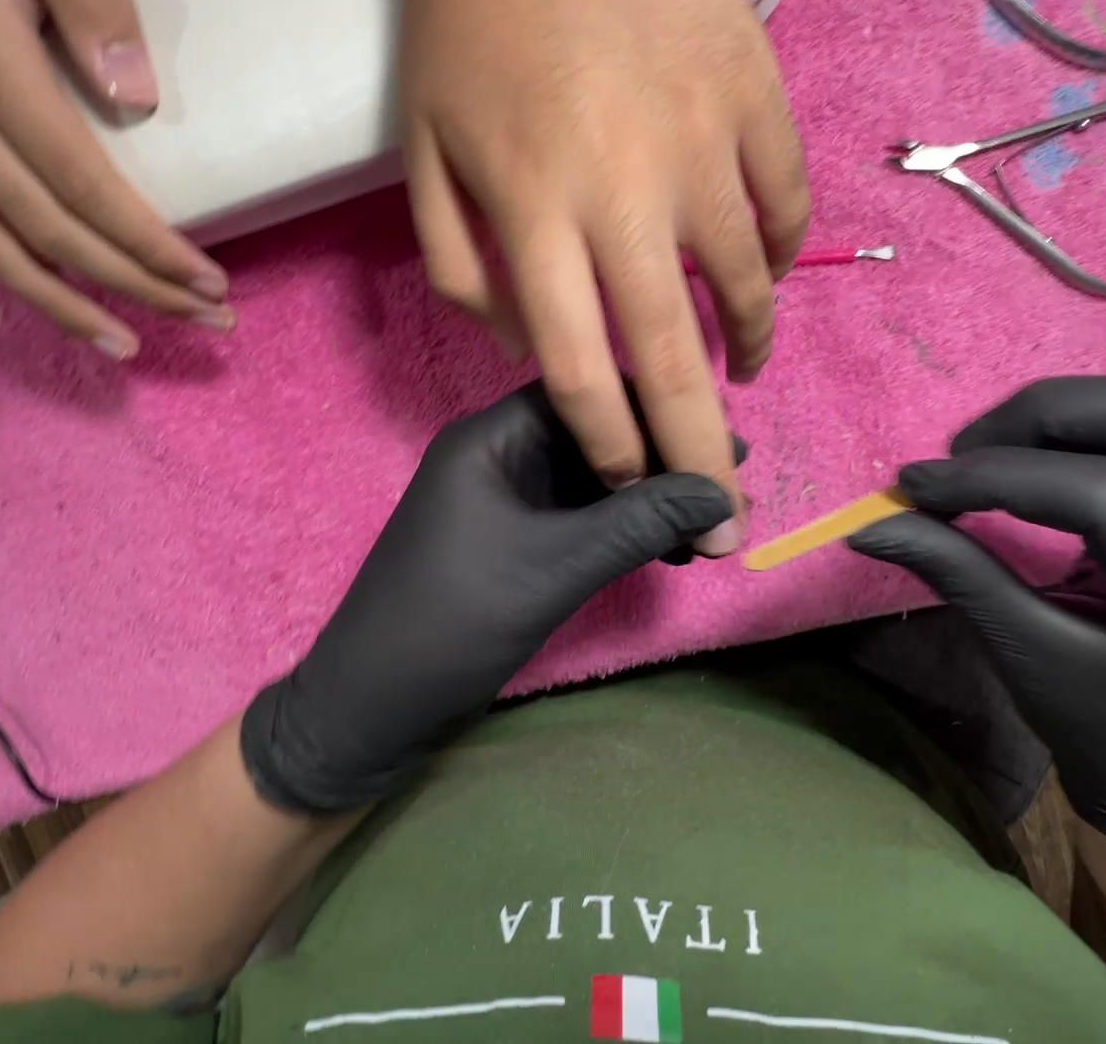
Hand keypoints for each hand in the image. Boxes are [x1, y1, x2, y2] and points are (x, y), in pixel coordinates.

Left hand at [241, 383, 737, 813]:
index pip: (589, 399)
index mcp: (491, 438)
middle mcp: (497, 457)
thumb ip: (639, 523)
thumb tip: (724, 496)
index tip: (727, 443)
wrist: (373, 706)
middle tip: (732, 491)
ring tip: (709, 529)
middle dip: (664, 467)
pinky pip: (578, 521)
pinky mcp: (511, 544)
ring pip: (592, 486)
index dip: (660, 415)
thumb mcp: (555, 567)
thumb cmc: (454, 622)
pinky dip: (623, 533)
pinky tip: (665, 550)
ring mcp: (503, 502)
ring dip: (649, 504)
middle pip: (597, 441)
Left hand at [398, 0, 809, 554]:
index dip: (614, 446)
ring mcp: (702, 140)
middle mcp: (625, 193)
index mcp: (535, 212)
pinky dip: (779, 253)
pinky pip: (786, 200)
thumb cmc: (471, 26)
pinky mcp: (754, 92)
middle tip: (730, 520)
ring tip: (739, 375)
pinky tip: (760, 272)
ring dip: (746, 349)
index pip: (581, 369)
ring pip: (745, 284)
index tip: (638, 490)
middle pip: (673, 356)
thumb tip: (527, 348)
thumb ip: (462, 267)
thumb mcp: (423, 153)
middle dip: (701, 454)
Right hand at [848, 377, 1105, 848]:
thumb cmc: (1096, 720)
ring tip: (990, 449)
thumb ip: (956, 576)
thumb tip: (869, 527)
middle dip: (1051, 416)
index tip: (915, 488)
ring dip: (1067, 412)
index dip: (1002, 479)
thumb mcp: (1022, 655)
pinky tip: (1030, 455)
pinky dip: (1082, 428)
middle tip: (967, 450)